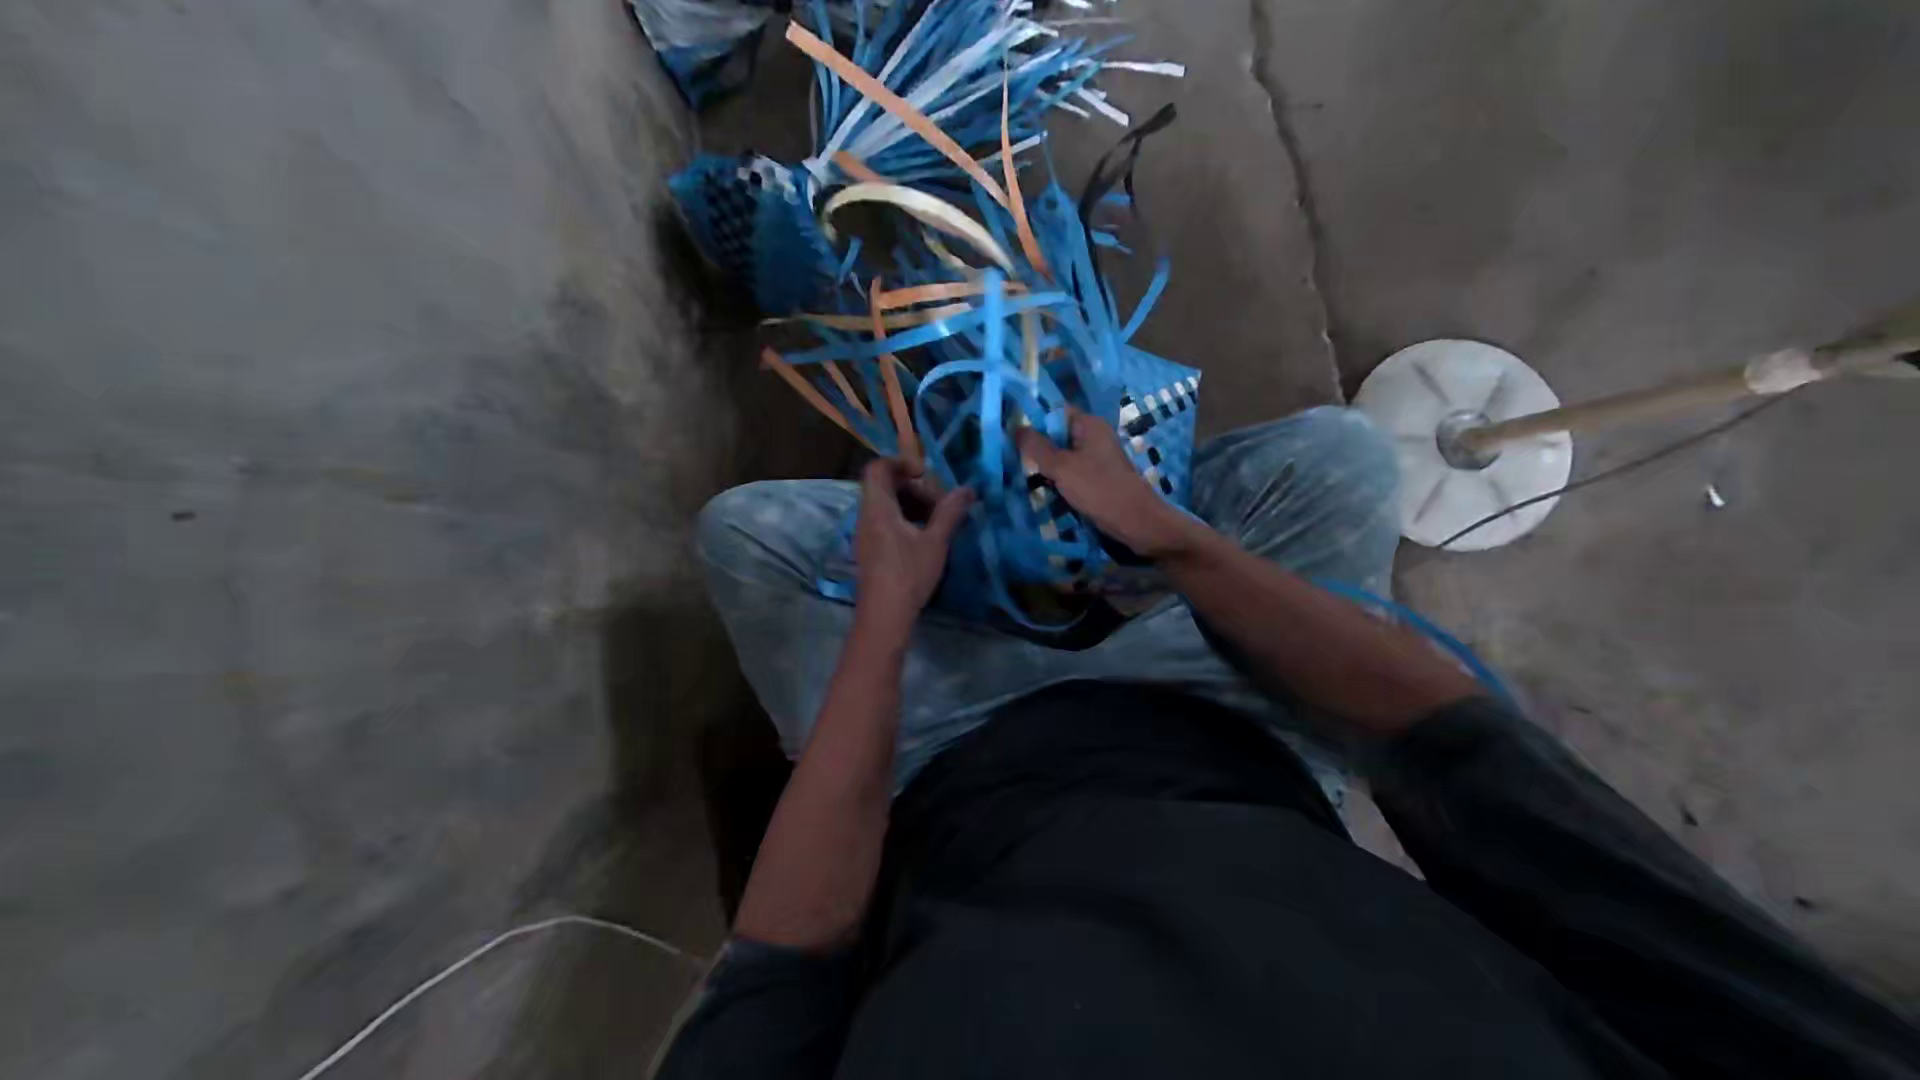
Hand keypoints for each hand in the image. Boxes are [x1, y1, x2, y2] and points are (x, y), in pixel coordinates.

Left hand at [854, 459, 972, 627]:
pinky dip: (905, 519)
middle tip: (938, 501)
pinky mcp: (870, 550)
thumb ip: (950, 512)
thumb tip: (967, 489)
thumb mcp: (935, 542)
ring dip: (911, 504)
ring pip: (886, 505)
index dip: (902, 463)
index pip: (878, 467)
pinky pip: (884, 521)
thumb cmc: (908, 575)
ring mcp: (865, 534)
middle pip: (884, 485)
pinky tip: (925, 537)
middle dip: (913, 486)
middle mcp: (865, 516)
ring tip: (936, 519)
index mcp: (877, 507)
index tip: (927, 475)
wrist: (884, 616)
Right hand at [1016, 410, 1196, 557]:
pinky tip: (1043, 488)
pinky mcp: (1097, 476)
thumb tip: (1015, 427)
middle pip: (1056, 433)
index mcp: (1089, 424)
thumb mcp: (1062, 467)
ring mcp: (1096, 457)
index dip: (1031, 420)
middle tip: (1011, 459)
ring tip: (1022, 474)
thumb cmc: (1100, 490)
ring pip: (1061, 454)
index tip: (1008, 435)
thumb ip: (1037, 447)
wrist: (1137, 522)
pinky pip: (1070, 470)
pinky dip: (1057, 478)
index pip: (1053, 411)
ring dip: (1044, 465)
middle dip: (1035, 446)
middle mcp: (1093, 435)